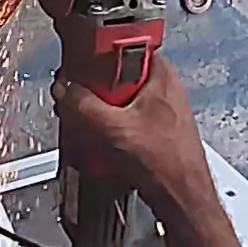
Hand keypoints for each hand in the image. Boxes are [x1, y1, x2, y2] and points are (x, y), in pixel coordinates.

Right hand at [51, 55, 214, 219]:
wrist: (183, 201)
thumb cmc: (166, 164)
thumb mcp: (114, 129)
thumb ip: (83, 105)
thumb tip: (65, 90)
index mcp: (160, 74)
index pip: (123, 45)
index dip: (98, 54)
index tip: (80, 64)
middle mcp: (163, 86)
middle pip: (116, 75)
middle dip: (95, 89)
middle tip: (80, 100)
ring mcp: (161, 108)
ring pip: (119, 98)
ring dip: (100, 110)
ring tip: (89, 124)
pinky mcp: (156, 128)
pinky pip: (125, 117)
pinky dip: (111, 126)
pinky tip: (103, 142)